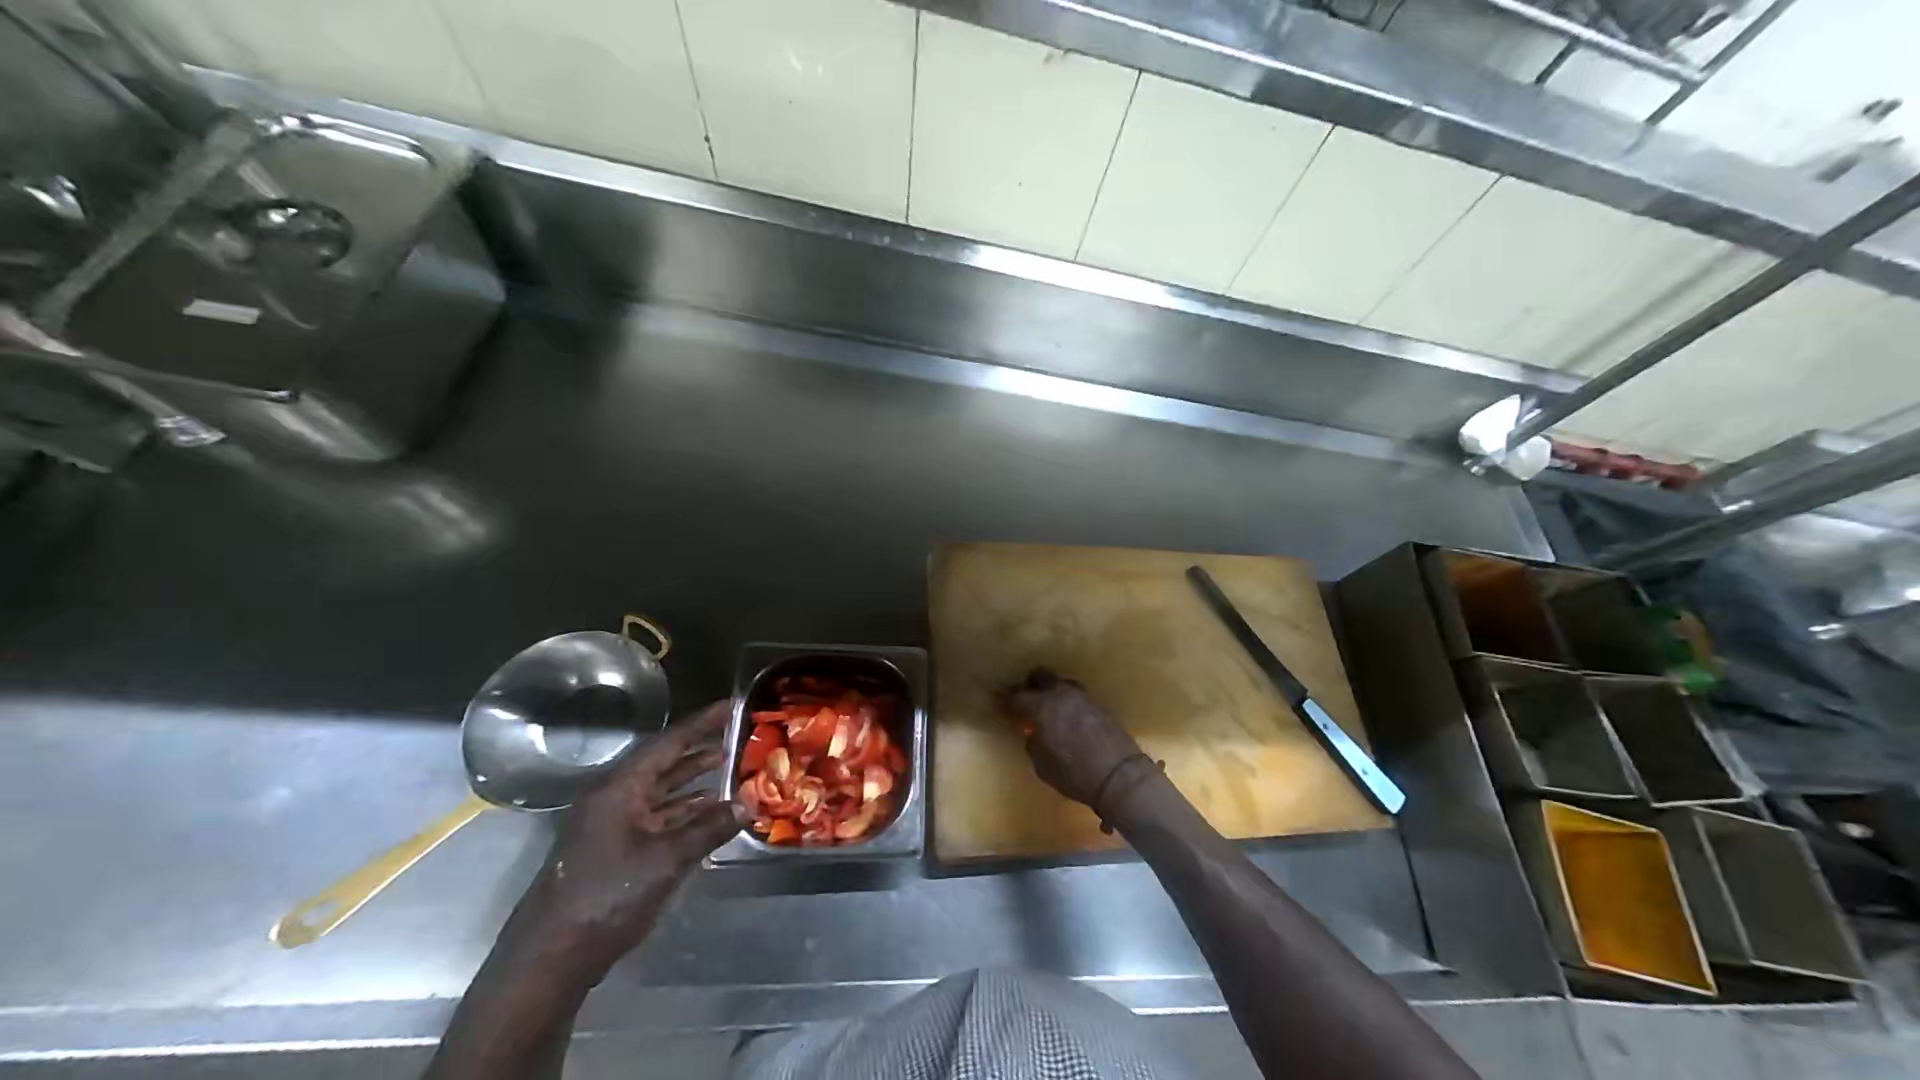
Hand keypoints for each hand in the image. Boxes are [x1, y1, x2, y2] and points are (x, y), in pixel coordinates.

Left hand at [512, 699, 739, 972]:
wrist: (551, 958)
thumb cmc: (606, 897)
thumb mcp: (666, 860)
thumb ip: (710, 828)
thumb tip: (751, 801)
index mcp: (619, 789)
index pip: (667, 744)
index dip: (701, 724)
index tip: (731, 706)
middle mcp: (613, 798)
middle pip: (662, 763)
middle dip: (698, 748)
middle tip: (736, 734)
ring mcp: (611, 824)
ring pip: (659, 790)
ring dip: (691, 778)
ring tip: (727, 764)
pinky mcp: (613, 849)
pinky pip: (655, 815)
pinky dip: (681, 809)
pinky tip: (707, 808)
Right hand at [997, 669, 1145, 813]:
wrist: (1120, 776)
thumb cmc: (1074, 774)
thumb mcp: (1042, 765)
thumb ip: (1034, 744)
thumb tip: (1035, 735)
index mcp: (1042, 707)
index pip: (1016, 697)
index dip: (1004, 699)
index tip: (998, 701)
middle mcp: (1061, 695)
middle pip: (1041, 677)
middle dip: (1029, 686)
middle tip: (1024, 699)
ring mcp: (1083, 698)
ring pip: (1062, 684)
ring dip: (1052, 692)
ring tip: (1048, 707)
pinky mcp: (1100, 706)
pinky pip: (1077, 697)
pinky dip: (1068, 703)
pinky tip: (1068, 717)